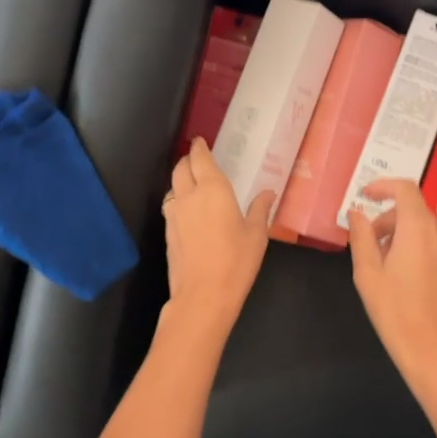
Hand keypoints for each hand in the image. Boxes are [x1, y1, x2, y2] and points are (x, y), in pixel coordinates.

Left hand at [161, 138, 274, 343]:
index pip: (201, 159)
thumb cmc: (236, 262)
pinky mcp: (168, 231)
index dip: (199, 148)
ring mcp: (175, 214)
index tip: (201, 141)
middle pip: (181, 168)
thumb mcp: (257, 235)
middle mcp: (190, 196)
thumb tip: (268, 193)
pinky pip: (171, 205)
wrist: (202, 296)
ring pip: (173, 186)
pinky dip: (178, 198)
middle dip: (189, 160)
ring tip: (193, 183)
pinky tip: (189, 209)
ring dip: (181, 179)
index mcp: (214, 190)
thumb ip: (260, 209)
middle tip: (198, 159)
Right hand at [348, 179, 436, 398]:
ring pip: (422, 225)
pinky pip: (431, 240)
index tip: (365, 194)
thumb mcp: (368, 273)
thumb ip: (362, 236)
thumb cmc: (395, 312)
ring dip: (399, 231)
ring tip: (380, 260)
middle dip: (387, 217)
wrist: (434, 351)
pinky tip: (399, 271)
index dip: (384, 186)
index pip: (405, 189)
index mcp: (418, 228)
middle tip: (366, 240)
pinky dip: (413, 242)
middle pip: (412, 208)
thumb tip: (357, 212)